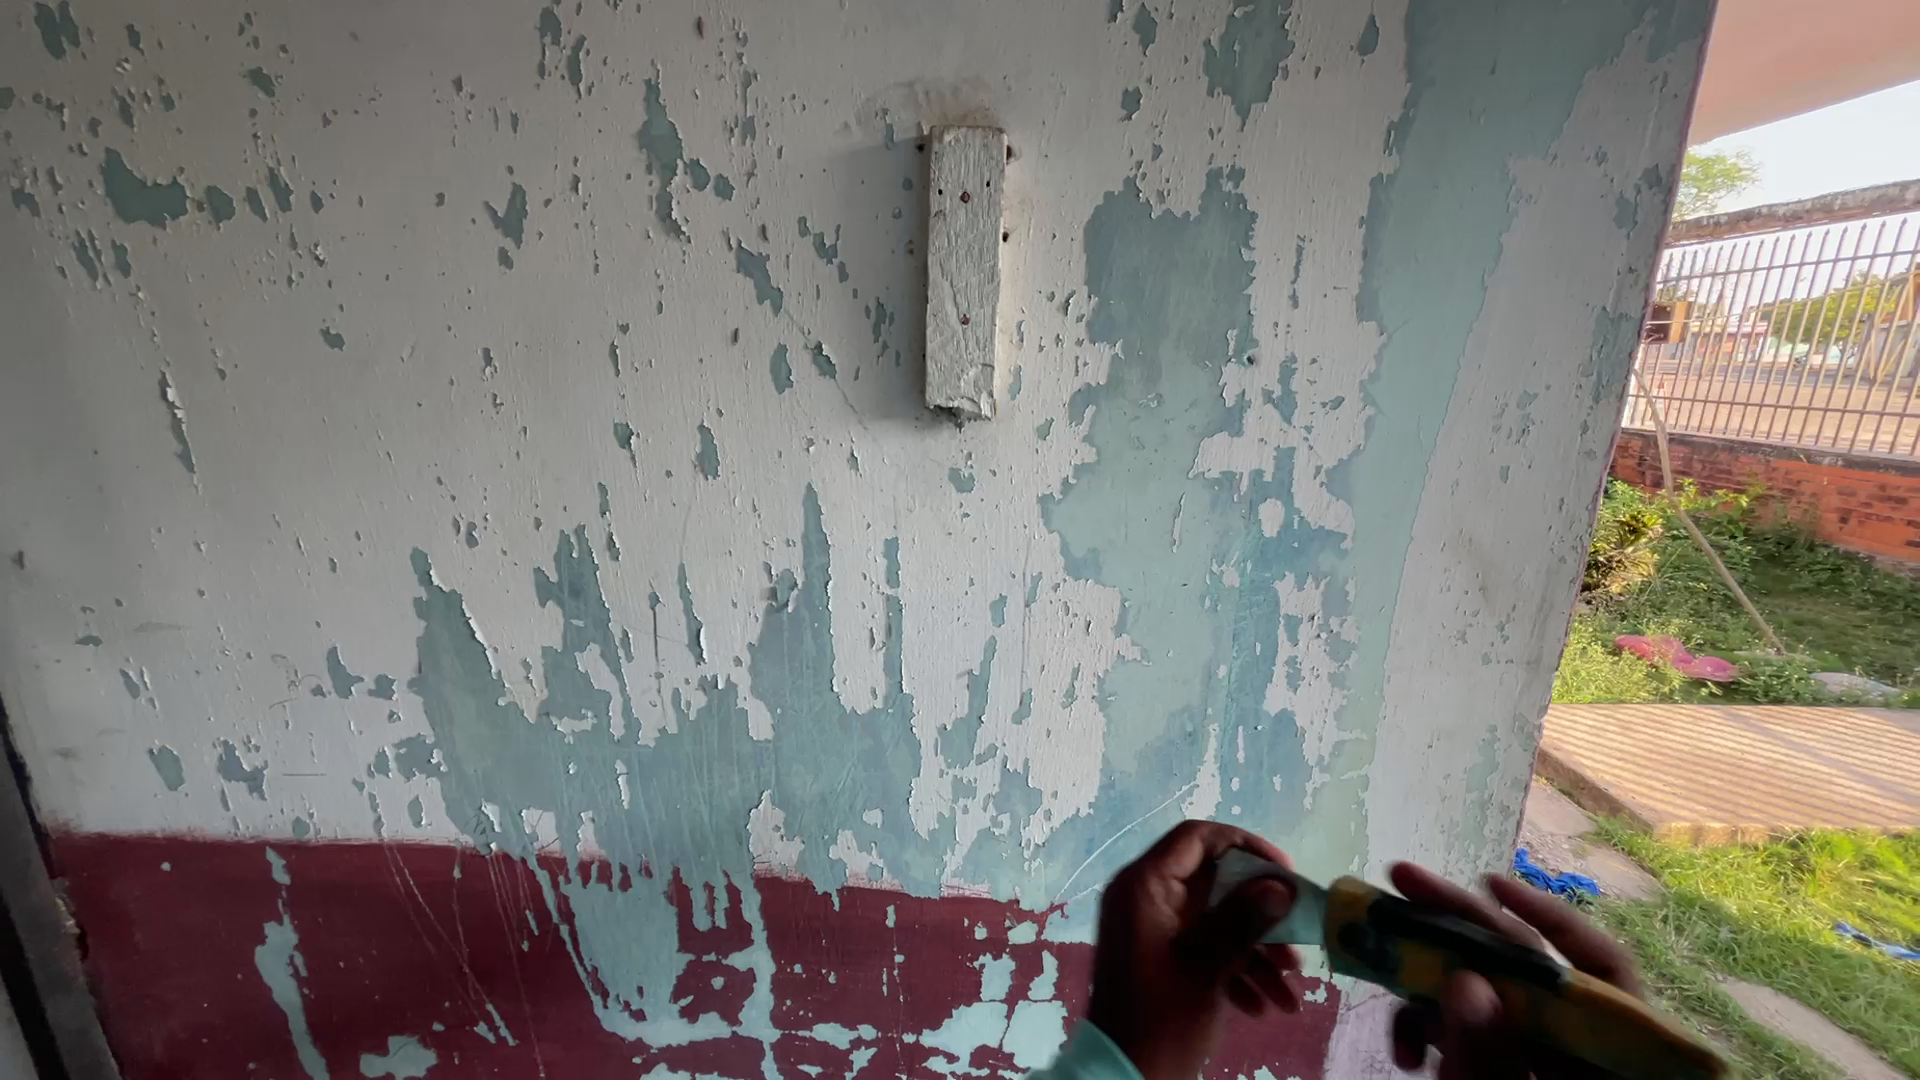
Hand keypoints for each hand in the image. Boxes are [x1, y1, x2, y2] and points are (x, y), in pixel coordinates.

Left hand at [1087, 820, 1303, 1079]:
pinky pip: (1202, 944)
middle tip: (1297, 942)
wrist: (1124, 1076)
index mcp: (1144, 883)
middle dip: (1258, 914)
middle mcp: (1144, 895)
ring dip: (1254, 951)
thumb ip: (1242, 919)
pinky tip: (1263, 1006)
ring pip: (1213, 918)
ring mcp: (1151, 925)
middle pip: (1211, 882)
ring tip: (1290, 992)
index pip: (1196, 838)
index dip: (1243, 847)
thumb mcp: (1208, 967)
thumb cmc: (1161, 1018)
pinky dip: (1233, 969)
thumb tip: (1280, 883)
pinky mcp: (1159, 953)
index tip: (1286, 873)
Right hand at [1388, 863, 1644, 1078]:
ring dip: (1431, 991)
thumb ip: (1490, 1061)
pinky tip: (1408, 1053)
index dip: (1554, 920)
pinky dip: (1436, 1031)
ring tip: (1393, 1017)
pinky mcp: (1512, 1076)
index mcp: (1618, 1067)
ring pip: (1489, 998)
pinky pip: (1472, 1033)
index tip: (1486, 880)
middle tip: (1396, 883)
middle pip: (1529, 971)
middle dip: (1458, 927)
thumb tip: (1464, 976)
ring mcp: (1544, 1067)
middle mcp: (1585, 1056)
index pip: (1608, 973)